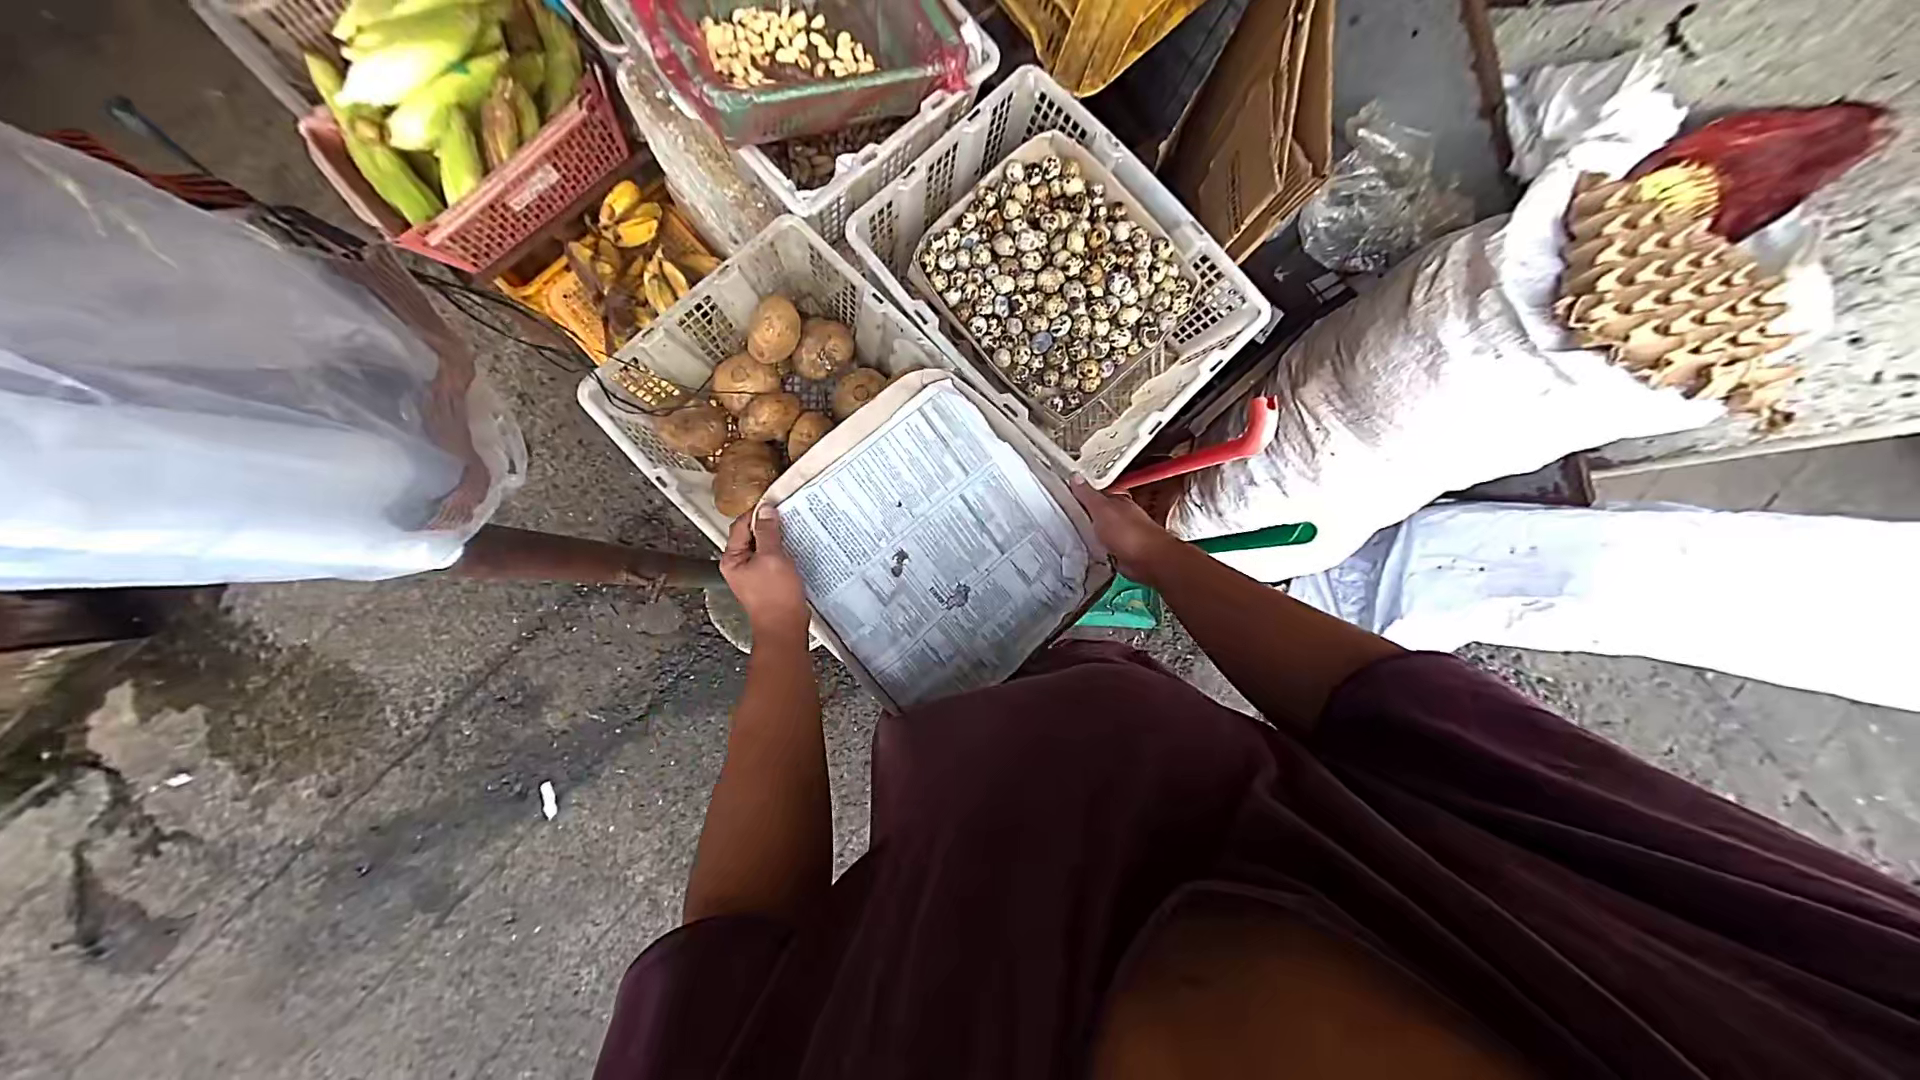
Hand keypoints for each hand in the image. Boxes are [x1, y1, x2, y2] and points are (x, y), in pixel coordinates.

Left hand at [720, 505, 809, 645]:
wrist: (784, 627)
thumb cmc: (775, 598)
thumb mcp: (772, 558)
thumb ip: (768, 532)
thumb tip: (765, 510)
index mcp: (732, 559)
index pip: (741, 525)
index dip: (757, 513)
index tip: (774, 504)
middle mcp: (739, 565)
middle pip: (752, 535)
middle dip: (769, 525)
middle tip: (786, 515)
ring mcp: (753, 573)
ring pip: (764, 546)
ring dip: (777, 538)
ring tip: (792, 530)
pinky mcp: (767, 580)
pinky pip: (773, 558)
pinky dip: (783, 551)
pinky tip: (795, 548)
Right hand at [1071, 478, 1186, 586]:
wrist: (1146, 560)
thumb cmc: (1130, 533)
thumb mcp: (1101, 509)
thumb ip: (1087, 495)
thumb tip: (1076, 478)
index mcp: (1118, 501)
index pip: (1098, 493)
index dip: (1083, 493)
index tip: (1069, 495)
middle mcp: (1123, 517)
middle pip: (1100, 513)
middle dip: (1086, 515)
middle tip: (1068, 517)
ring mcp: (1124, 536)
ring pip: (1102, 532)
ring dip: (1092, 534)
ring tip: (1076, 535)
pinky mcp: (1122, 553)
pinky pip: (1105, 549)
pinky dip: (1098, 549)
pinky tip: (1090, 552)